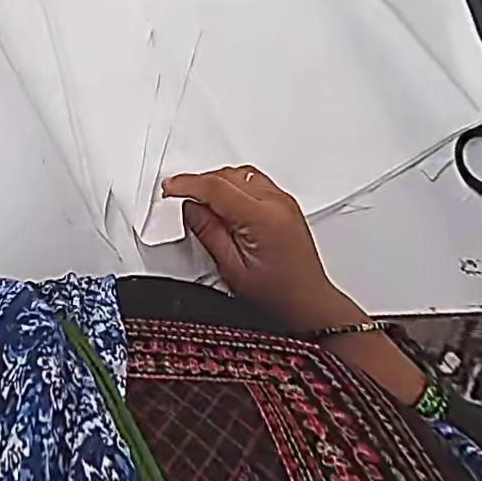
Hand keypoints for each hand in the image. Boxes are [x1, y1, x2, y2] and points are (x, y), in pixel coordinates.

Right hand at [161, 166, 364, 333]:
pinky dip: (233, 184)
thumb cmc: (280, 297)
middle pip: (228, 176)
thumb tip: (190, 207)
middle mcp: (277, 204)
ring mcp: (283, 201)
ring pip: (240, 174)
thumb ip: (209, 233)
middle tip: (180, 196)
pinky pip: (253, 180)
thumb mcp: (233, 270)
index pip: (217, 187)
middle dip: (200, 183)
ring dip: (217, 182)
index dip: (188, 184)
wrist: (310, 307)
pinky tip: (223, 199)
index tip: (171, 188)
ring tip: (200, 200)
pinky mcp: (285, 204)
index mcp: (263, 218)